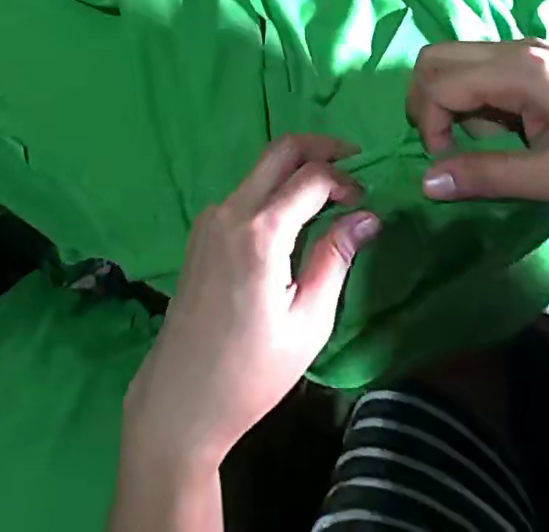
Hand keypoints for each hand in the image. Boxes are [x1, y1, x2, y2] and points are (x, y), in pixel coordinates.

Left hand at [123, 135, 381, 468]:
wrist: (180, 400)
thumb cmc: (252, 371)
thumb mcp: (308, 321)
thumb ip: (336, 258)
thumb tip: (368, 216)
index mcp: (260, 232)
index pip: (312, 176)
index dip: (346, 179)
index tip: (366, 201)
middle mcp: (230, 210)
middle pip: (280, 150)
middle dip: (322, 148)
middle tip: (354, 163)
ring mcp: (211, 217)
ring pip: (261, 168)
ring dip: (298, 169)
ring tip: (331, 195)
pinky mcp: (202, 230)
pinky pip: (246, 192)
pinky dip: (276, 190)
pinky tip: (295, 219)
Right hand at [407, 39, 548, 211]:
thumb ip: (490, 175)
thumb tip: (426, 181)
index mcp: (523, 70)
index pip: (440, 83)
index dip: (428, 125)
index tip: (449, 167)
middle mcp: (521, 48)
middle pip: (438, 59)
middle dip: (428, 106)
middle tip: (451, 151)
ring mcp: (534, 52)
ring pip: (460, 64)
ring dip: (455, 105)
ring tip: (495, 146)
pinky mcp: (546, 63)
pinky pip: (487, 73)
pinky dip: (479, 103)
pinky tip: (515, 133)